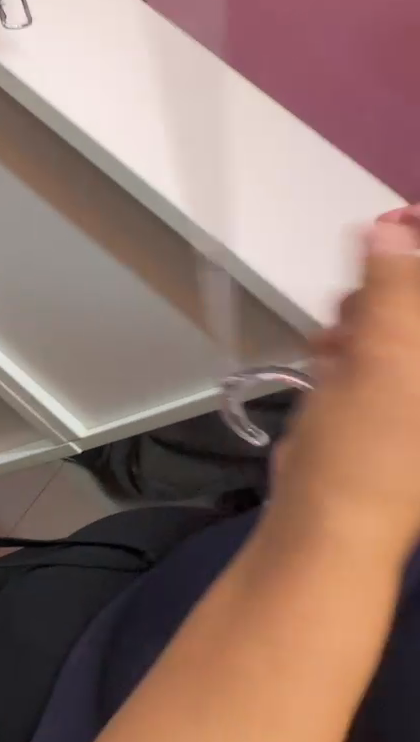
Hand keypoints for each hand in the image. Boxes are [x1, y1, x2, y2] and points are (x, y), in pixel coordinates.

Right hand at [273, 218, 419, 551]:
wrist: (331, 515)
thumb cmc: (371, 448)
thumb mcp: (386, 362)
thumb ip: (395, 293)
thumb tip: (386, 228)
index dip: (415, 254)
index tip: (389, 226)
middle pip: (419, 300)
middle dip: (390, 290)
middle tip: (352, 310)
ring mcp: (418, 384)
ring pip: (400, 321)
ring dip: (364, 318)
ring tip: (336, 339)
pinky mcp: (396, 396)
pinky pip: (381, 347)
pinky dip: (353, 342)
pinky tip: (330, 352)